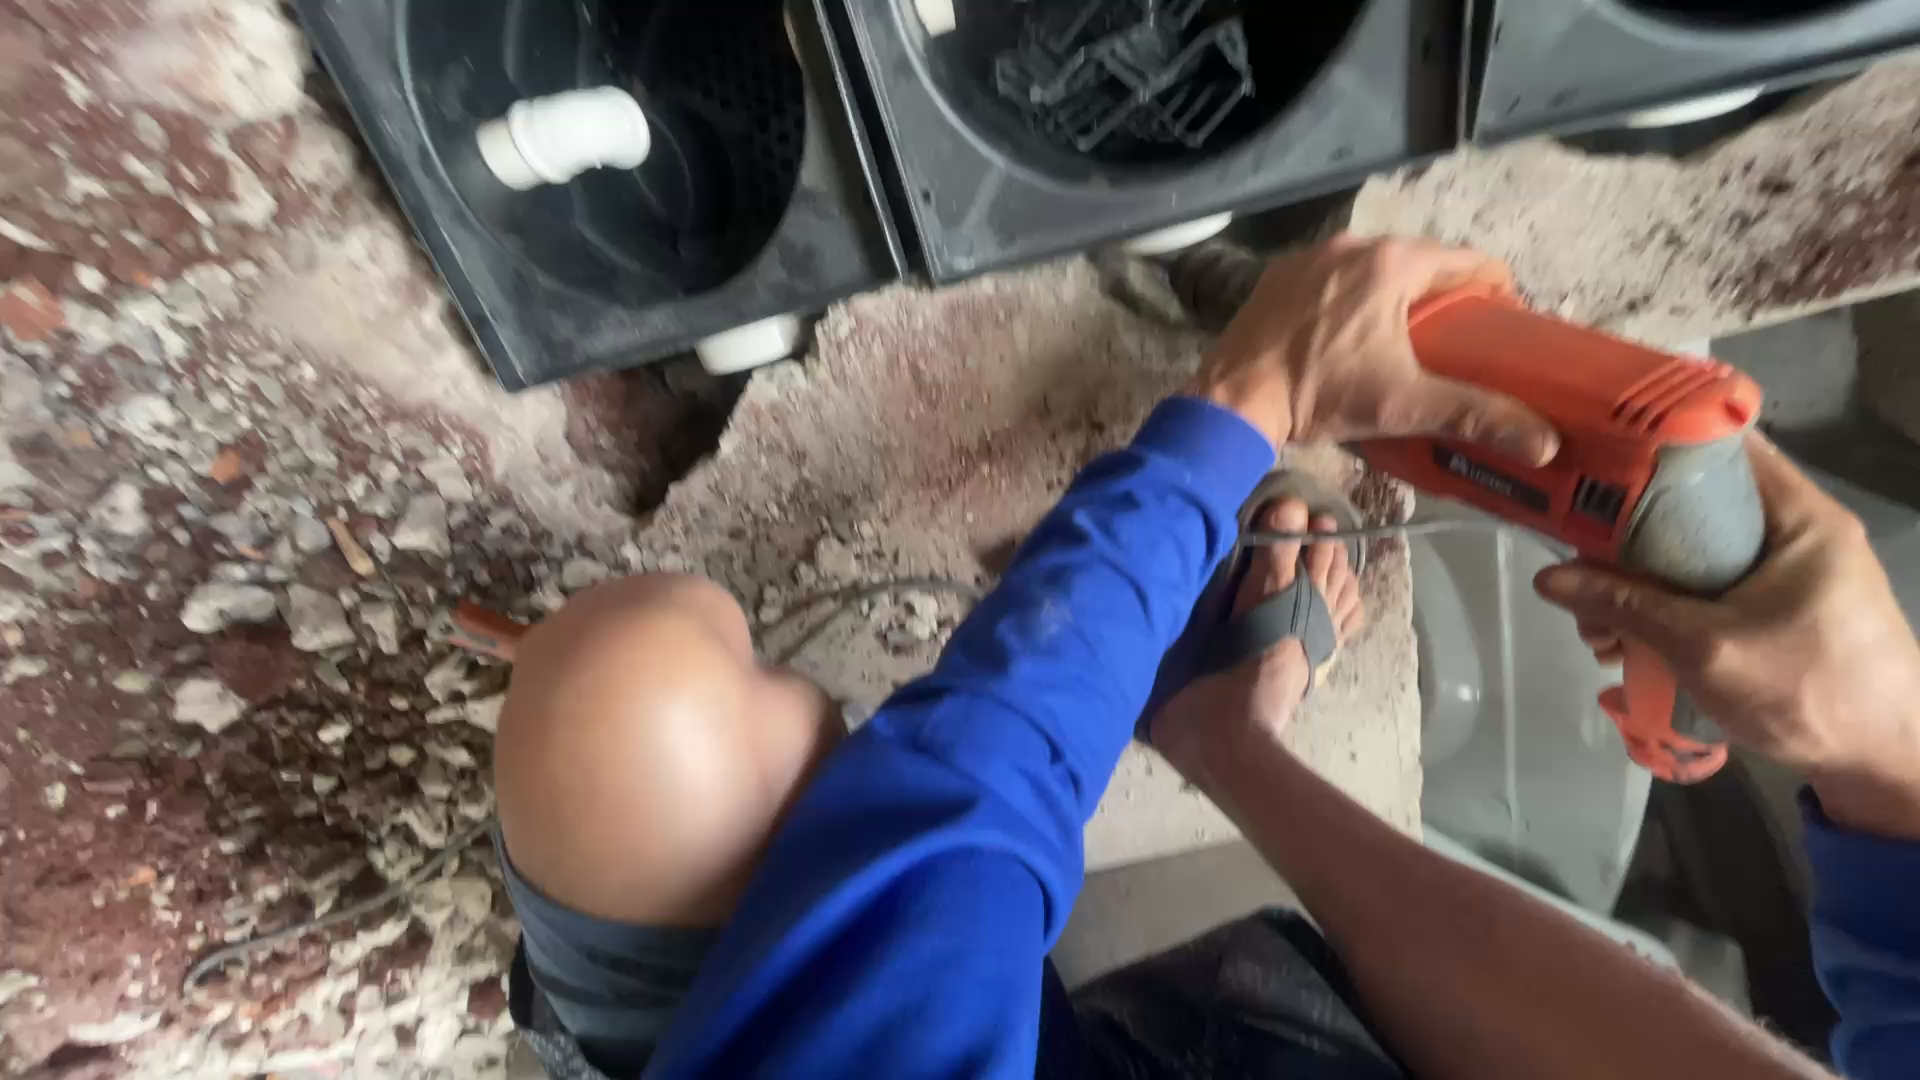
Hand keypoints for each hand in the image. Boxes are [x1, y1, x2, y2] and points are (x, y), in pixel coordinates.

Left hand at [1188, 233, 1559, 463]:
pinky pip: (1326, 279)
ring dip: (1390, 295)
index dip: (1496, 292)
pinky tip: (1342, 331)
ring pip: (1369, 268)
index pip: (1470, 263)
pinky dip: (1343, 298)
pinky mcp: (1274, 278)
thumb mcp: (1402, 404)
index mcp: (1392, 262)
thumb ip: (1474, 414)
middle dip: (1440, 296)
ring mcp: (1306, 258)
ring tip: (1398, 337)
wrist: (1232, 402)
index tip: (1501, 324)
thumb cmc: (1318, 396)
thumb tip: (1545, 441)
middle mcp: (1350, 245)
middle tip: (1450, 338)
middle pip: (1418, 263)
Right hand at [1535, 435, 1919, 839]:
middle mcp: (1785, 535)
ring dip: (1624, 589)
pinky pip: (1685, 591)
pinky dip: (1646, 613)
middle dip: (1618, 542)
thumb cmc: (1813, 692)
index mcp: (1797, 522)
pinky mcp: (1757, 607)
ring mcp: (1772, 573)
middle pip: (1683, 508)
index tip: (1588, 459)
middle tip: (1576, 575)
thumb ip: (1625, 606)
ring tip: (1597, 634)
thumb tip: (1546, 578)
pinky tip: (1620, 647)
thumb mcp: (1705, 647)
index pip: (1722, 450)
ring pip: (1675, 556)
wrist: (1886, 764)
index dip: (1654, 445)